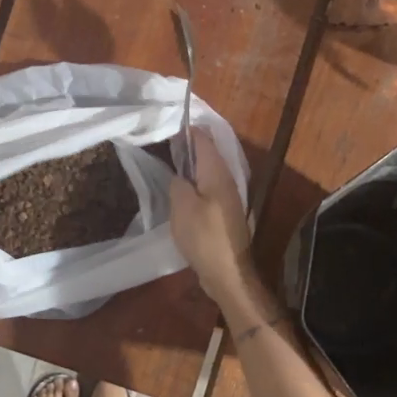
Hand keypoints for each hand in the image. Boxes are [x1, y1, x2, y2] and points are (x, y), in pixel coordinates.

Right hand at [169, 128, 254, 301]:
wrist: (227, 272)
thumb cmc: (204, 237)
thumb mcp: (182, 207)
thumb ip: (179, 184)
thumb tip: (179, 176)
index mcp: (217, 173)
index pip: (204, 140)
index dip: (188, 130)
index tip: (170, 124)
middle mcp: (227, 180)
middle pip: (209, 154)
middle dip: (190, 146)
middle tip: (166, 142)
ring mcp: (229, 197)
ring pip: (209, 171)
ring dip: (193, 165)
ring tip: (173, 161)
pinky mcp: (226, 213)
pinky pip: (210, 187)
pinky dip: (197, 182)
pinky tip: (184, 189)